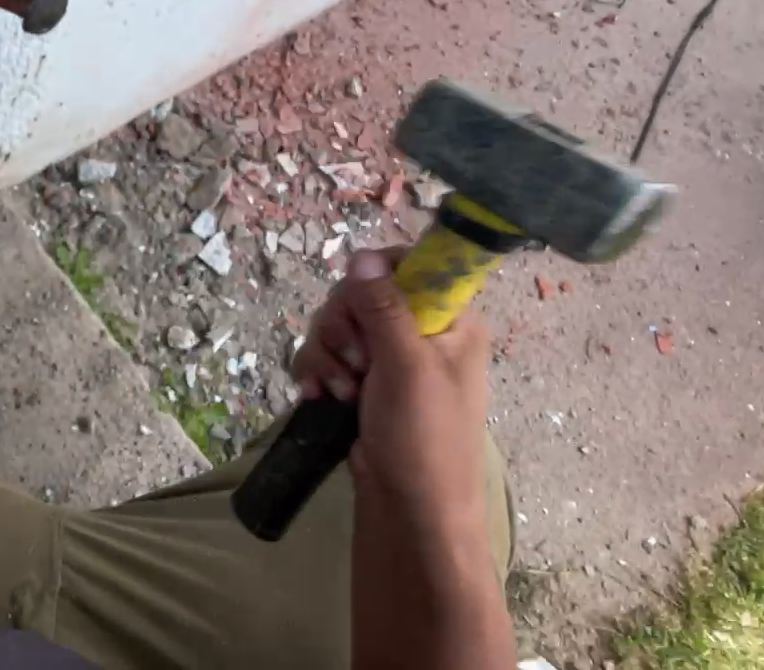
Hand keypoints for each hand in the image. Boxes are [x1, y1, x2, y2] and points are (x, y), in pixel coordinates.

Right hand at [290, 249, 491, 537]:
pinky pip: (321, 352)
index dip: (375, 275)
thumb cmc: (424, 437)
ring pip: (333, 322)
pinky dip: (315, 371)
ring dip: (326, 354)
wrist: (407, 507)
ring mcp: (384, 355)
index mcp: (448, 319)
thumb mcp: (407, 366)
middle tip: (356, 360)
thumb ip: (384, 308)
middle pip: (358, 292)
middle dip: (342, 326)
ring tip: (339, 391)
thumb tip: (362, 255)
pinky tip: (316, 394)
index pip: (408, 265)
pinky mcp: (357, 377)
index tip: (360, 299)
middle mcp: (416, 330)